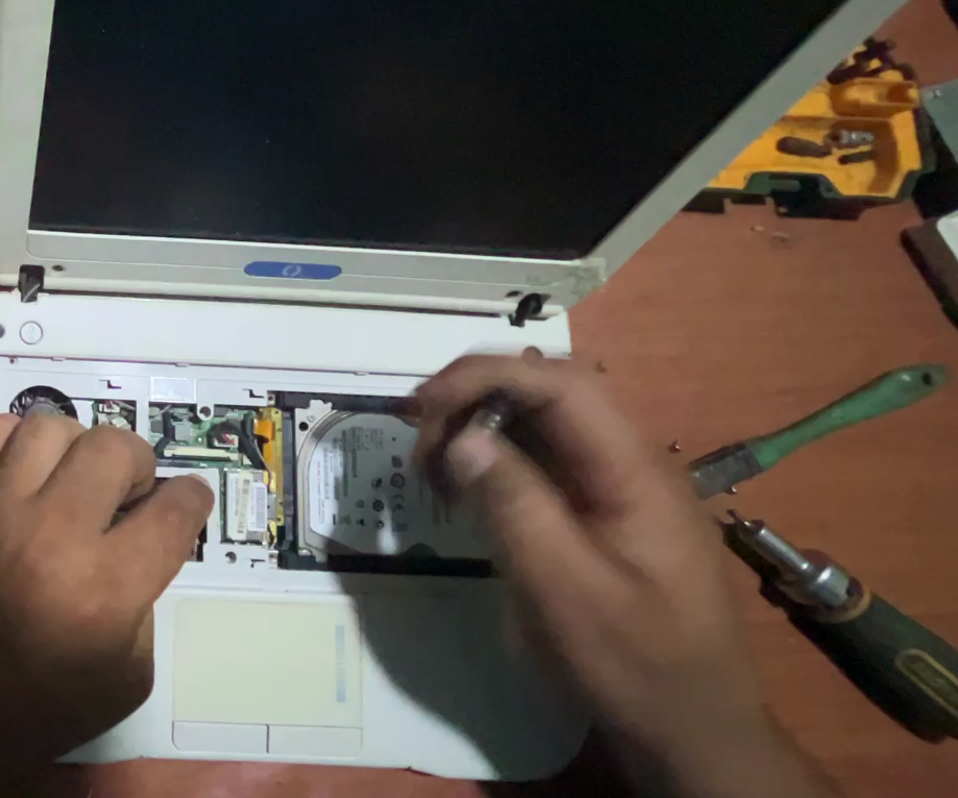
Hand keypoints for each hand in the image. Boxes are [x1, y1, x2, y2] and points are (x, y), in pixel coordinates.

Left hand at [0, 413, 213, 796]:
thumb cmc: (38, 709)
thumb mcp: (126, 679)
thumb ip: (144, 602)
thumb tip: (140, 542)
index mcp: (104, 587)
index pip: (171, 514)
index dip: (192, 500)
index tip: (190, 498)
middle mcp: (51, 533)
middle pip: (113, 449)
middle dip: (138, 462)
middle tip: (129, 489)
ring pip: (48, 427)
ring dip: (75, 444)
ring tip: (73, 472)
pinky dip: (6, 437)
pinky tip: (19, 463)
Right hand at [413, 354, 836, 797]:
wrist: (691, 733)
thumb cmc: (635, 666)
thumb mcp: (567, 592)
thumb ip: (516, 507)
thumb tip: (460, 437)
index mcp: (635, 471)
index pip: (560, 383)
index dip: (484, 376)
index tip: (423, 408)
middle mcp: (624, 460)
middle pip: (540, 388)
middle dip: (468, 399)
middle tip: (420, 451)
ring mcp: (607, 480)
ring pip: (528, 415)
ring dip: (469, 426)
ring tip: (432, 474)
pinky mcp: (586, 501)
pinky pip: (528, 452)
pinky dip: (481, 456)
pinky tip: (457, 490)